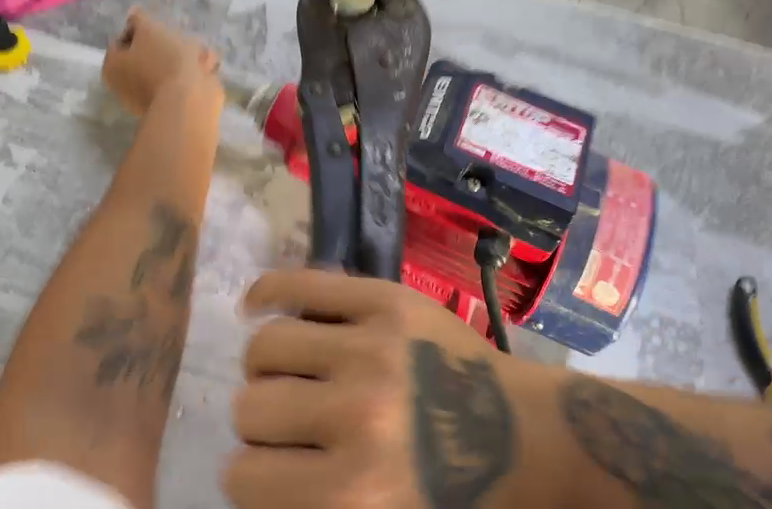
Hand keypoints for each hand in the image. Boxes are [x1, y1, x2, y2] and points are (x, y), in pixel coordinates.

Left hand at [102, 8, 221, 116]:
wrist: (190, 100)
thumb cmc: (164, 62)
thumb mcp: (148, 29)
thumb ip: (138, 20)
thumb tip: (134, 18)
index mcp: (114, 67)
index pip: (122, 40)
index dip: (139, 30)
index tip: (157, 28)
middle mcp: (127, 85)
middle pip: (147, 54)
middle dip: (167, 45)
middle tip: (179, 40)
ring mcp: (151, 96)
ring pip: (169, 66)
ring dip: (186, 56)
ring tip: (198, 54)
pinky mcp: (174, 104)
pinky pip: (184, 80)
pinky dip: (195, 72)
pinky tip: (205, 67)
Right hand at [225, 269, 526, 508]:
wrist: (529, 437)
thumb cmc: (454, 496)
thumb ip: (310, 502)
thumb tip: (249, 467)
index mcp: (351, 493)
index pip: (242, 477)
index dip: (252, 473)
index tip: (272, 467)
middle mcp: (356, 417)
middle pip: (250, 408)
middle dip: (261, 420)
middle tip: (291, 421)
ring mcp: (372, 350)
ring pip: (266, 346)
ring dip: (267, 366)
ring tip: (290, 372)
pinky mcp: (387, 302)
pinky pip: (302, 285)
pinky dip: (268, 293)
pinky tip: (257, 307)